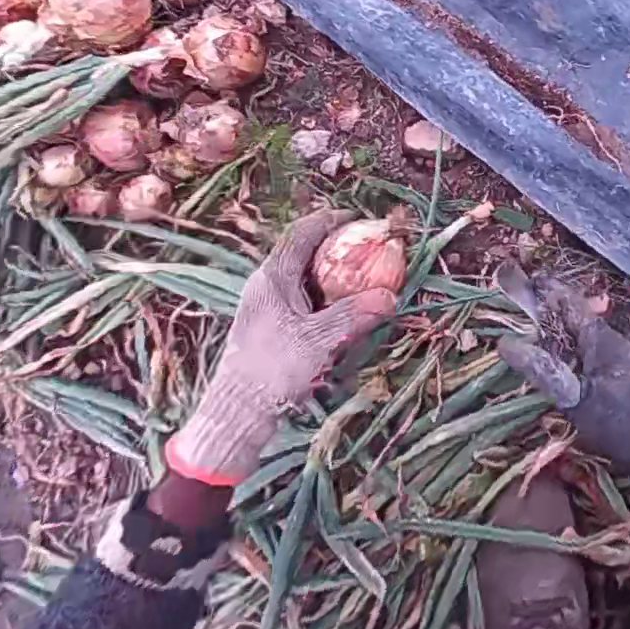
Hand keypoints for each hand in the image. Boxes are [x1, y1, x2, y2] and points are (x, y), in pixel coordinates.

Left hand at [166, 210, 395, 484]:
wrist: (238, 410)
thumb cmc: (272, 369)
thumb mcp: (318, 340)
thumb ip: (354, 315)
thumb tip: (391, 297)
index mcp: (273, 277)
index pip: (302, 233)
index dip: (330, 220)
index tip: (358, 218)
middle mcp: (266, 284)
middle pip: (303, 251)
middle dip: (334, 245)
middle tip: (365, 247)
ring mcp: (266, 304)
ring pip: (302, 275)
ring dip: (330, 272)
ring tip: (359, 276)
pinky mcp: (270, 324)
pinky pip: (301, 297)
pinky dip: (324, 295)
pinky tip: (341, 310)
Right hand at [496, 266, 629, 515]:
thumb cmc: (625, 429)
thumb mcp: (577, 402)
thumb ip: (543, 371)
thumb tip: (506, 343)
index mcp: (603, 340)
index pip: (568, 302)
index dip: (542, 289)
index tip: (513, 278)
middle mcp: (611, 343)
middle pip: (572, 316)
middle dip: (543, 308)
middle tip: (512, 304)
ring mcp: (616, 360)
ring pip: (578, 336)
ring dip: (552, 330)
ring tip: (524, 329)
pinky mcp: (617, 378)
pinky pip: (584, 354)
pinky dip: (563, 350)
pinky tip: (550, 361)